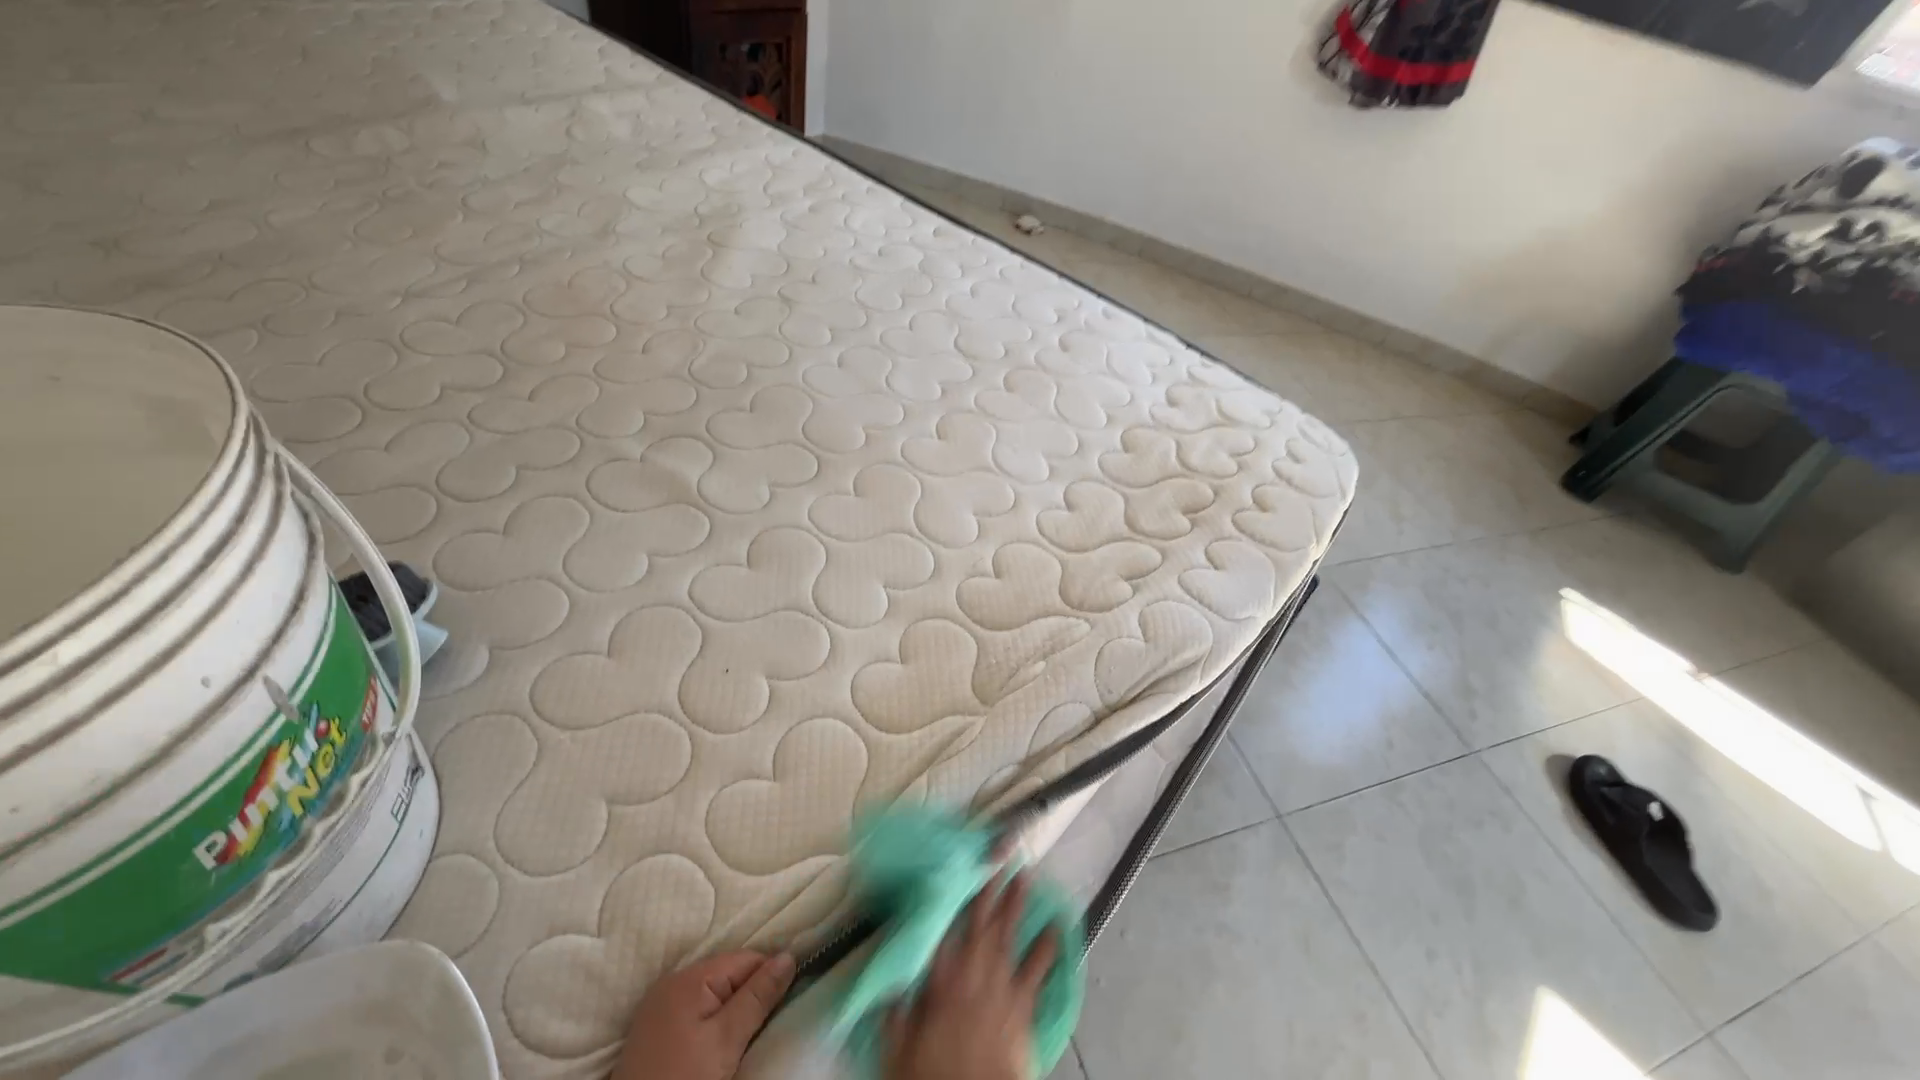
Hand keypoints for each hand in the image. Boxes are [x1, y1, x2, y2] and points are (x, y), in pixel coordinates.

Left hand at [612, 950, 795, 1079]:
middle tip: (762, 1028)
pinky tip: (717, 1045)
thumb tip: (788, 956)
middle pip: (730, 974)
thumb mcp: (726, 1040)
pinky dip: (713, 1021)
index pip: (747, 958)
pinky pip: (697, 1009)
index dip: (769, 979)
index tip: (784, 1006)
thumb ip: (757, 996)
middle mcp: (673, 981)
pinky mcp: (656, 1028)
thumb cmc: (684, 1079)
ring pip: (714, 992)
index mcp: (691, 977)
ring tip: (743, 1039)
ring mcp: (661, 1005)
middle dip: (751, 995)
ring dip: (733, 1011)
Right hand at [884, 873, 1058, 1079]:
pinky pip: (1039, 969)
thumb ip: (896, 1011)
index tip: (960, 869)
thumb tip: (891, 980)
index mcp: (941, 980)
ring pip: (1009, 936)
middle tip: (1001, 856)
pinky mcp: (1024, 1004)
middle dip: (991, 888)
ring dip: (1018, 904)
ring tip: (1026, 875)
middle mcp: (973, 974)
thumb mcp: (900, 1047)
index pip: (945, 928)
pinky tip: (1057, 925)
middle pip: (981, 923)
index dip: (953, 896)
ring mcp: (1002, 986)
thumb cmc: (935, 1074)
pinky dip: (1048, 946)